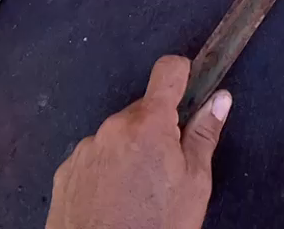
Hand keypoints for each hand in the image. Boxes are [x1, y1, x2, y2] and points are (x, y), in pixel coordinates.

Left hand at [44, 56, 230, 228]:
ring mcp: (85, 149)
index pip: (168, 70)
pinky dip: (105, 171)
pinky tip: (111, 203)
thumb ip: (205, 134)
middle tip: (166, 169)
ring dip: (130, 150)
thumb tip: (220, 98)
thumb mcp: (194, 185)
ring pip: (118, 135)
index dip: (182, 74)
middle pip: (143, 111)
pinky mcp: (64, 174)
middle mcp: (112, 126)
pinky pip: (94, 158)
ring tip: (136, 193)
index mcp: (148, 122)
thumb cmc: (156, 228)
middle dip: (157, 129)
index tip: (190, 92)